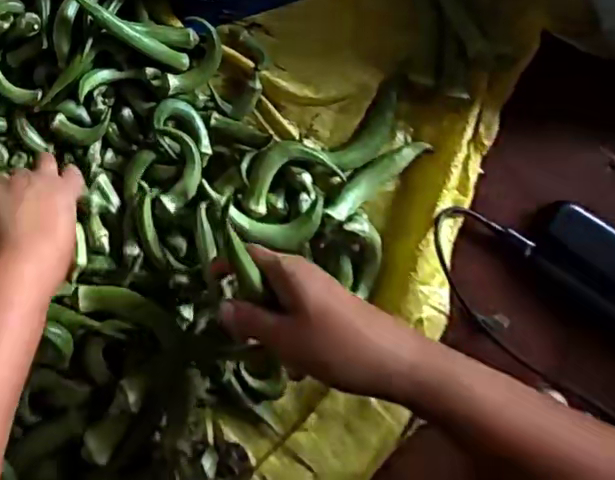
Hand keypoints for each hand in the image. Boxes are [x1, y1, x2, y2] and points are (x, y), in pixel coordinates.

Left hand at [0, 152, 84, 287]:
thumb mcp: (69, 235)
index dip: (68, 180)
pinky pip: (1, 179)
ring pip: (21, 171)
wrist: (20, 265)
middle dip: (43, 168)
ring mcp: (20, 179)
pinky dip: (2, 189)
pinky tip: (0, 204)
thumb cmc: (52, 260)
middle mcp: (44, 178)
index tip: (64, 189)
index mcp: (66, 191)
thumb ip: (64, 215)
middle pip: (46, 159)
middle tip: (38, 187)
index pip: (73, 173)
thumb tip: (57, 214)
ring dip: (20, 183)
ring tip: (15, 201)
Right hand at [218, 246, 435, 402]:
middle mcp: (297, 268)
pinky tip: (296, 362)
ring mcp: (316, 286)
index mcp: (283, 267)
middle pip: (257, 274)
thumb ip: (248, 320)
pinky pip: (294, 308)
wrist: (405, 364)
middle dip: (245, 302)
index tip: (209, 289)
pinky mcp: (329, 305)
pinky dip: (287, 328)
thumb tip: (219, 306)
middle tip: (239, 333)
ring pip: (276, 296)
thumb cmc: (338, 345)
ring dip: (267, 321)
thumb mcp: (285, 338)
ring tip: (268, 354)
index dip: (222, 265)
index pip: (241, 250)